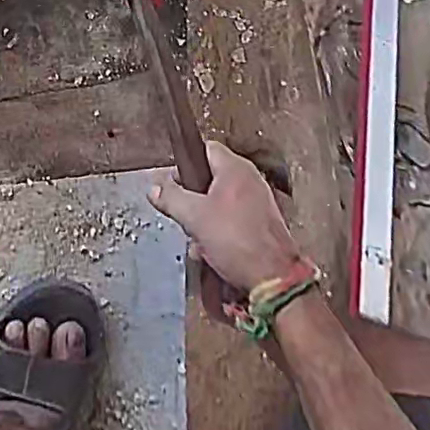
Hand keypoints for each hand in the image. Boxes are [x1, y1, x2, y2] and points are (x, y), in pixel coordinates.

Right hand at [149, 140, 302, 292]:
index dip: (185, 163)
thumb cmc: (237, 241)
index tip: (171, 180)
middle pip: (208, 178)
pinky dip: (217, 231)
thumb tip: (155, 188)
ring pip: (217, 201)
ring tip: (196, 237)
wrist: (274, 280)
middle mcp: (250, 180)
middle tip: (182, 212)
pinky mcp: (261, 224)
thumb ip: (170, 197)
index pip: (205, 148)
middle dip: (190, 197)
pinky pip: (230, 220)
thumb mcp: (192, 216)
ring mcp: (258, 203)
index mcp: (235, 169)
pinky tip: (210, 250)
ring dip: (201, 218)